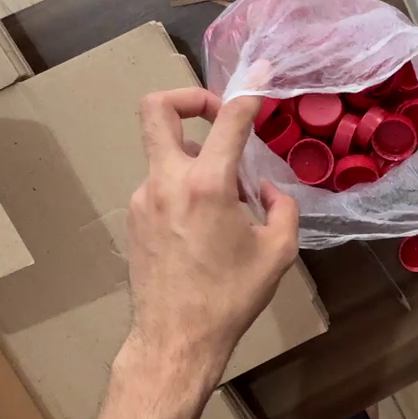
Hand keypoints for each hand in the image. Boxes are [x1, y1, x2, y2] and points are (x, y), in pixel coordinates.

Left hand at [118, 89, 298, 405]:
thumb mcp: (278, 252)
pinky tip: (208, 224)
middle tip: (217, 114)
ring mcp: (143, 199)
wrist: (176, 340)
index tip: (262, 79)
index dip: (248, 92)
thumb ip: (283, 208)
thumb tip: (267, 191)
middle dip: (188, 96)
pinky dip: (187, 187)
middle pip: (157, 109)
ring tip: (229, 199)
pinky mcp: (134, 219)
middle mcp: (166, 181)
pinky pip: (162, 184)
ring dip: (199, 158)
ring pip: (166, 153)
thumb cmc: (232, 297)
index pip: (228, 120)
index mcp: (207, 185)